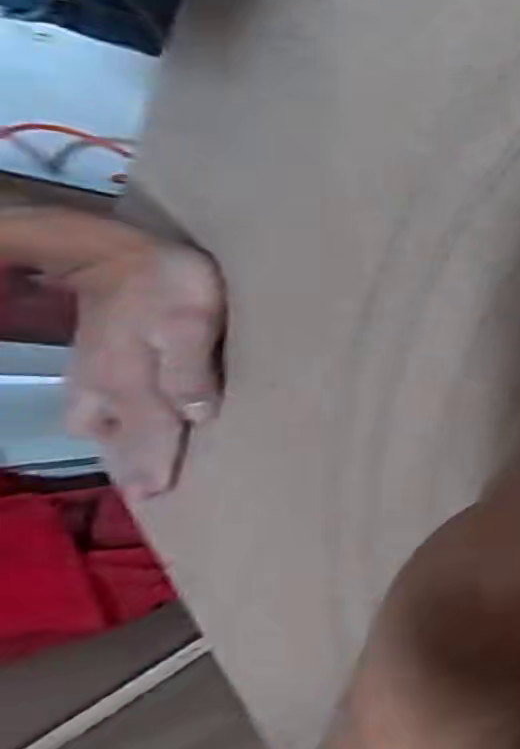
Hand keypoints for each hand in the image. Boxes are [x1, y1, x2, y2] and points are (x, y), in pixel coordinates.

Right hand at [63, 235, 224, 499]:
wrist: (116, 251)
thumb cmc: (169, 286)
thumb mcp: (190, 323)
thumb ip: (192, 371)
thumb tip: (198, 417)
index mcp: (130, 380)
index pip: (150, 434)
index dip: (156, 465)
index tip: (159, 497)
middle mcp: (103, 385)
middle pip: (117, 437)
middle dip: (130, 465)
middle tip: (147, 497)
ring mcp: (92, 372)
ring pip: (96, 424)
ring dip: (115, 448)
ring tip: (137, 473)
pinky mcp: (94, 360)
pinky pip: (93, 405)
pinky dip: (106, 426)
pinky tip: (121, 431)